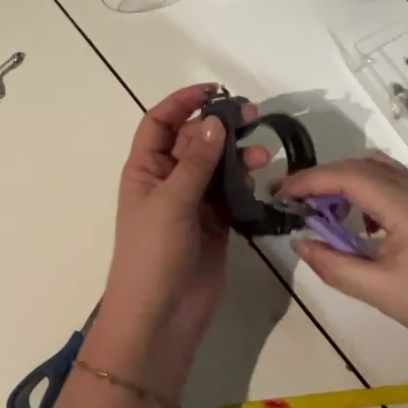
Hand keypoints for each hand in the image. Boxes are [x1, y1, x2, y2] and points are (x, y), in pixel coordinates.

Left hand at [98, 84, 266, 390]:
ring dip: (238, 154)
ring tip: (263, 154)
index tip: (214, 90)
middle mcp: (168, 180)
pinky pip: (232, 192)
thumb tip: (214, 120)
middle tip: (253, 117)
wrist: (161, 317)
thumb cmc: (153, 254)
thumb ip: (197, 160)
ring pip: (218, 165)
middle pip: (195, 139)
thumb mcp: (171, 201)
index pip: (161, 123)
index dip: (182, 102)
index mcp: (145, 169)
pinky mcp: (216, 224)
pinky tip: (262, 177)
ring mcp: (193, 202)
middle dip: (220, 126)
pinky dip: (247, 181)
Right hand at [280, 154, 407, 357]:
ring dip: (345, 180)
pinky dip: (366, 188)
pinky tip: (358, 221)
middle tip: (293, 201)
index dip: (309, 181)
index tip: (280, 194)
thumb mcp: (376, 290)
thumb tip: (299, 241)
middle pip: (359, 166)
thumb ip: (333, 264)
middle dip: (322, 178)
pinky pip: (392, 181)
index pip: (347, 177)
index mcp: (403, 206)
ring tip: (322, 209)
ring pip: (377, 168)